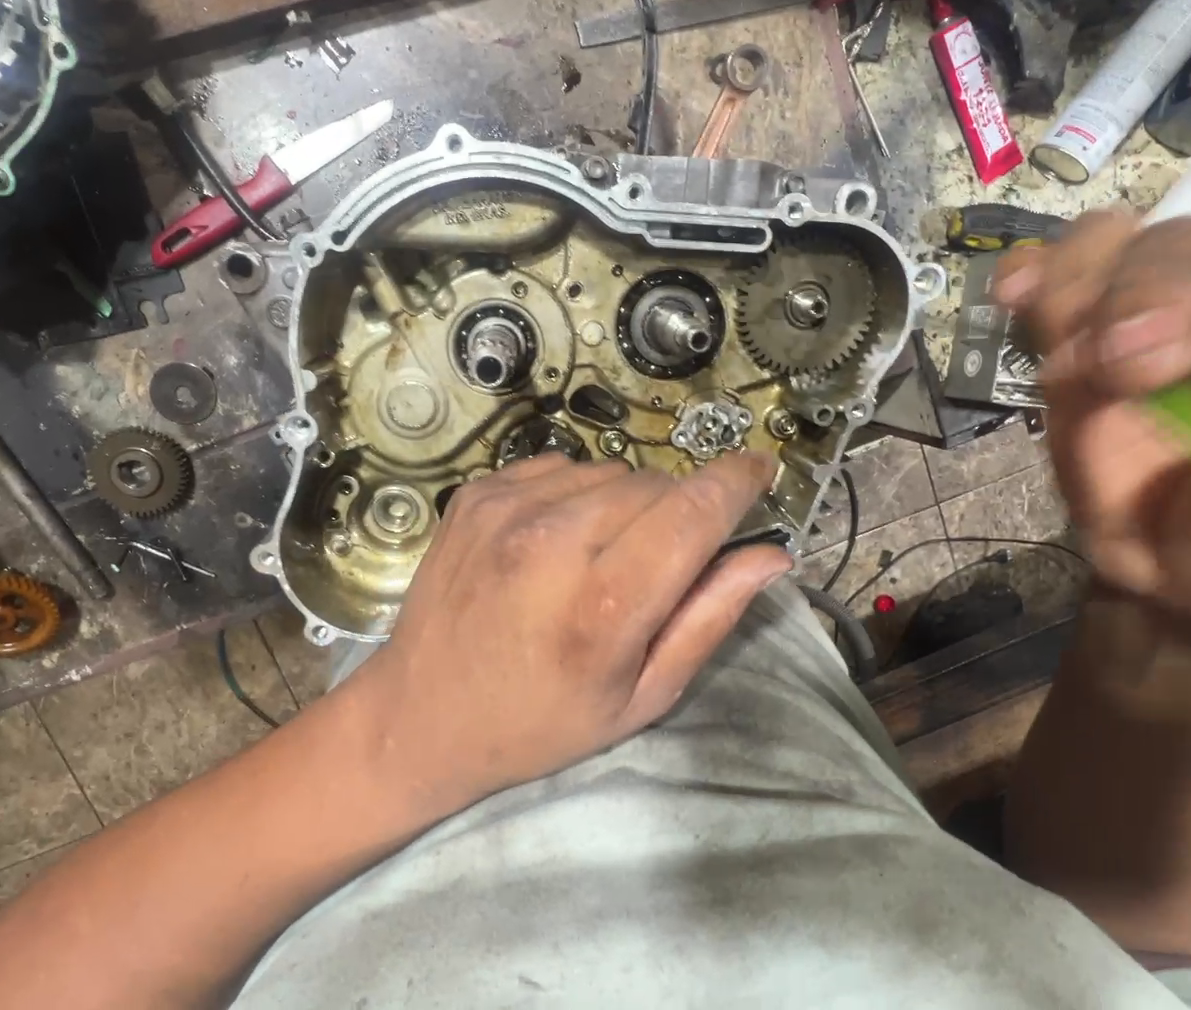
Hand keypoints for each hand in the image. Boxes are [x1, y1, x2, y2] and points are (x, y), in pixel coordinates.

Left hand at [338, 452, 791, 809]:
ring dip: (627, 503)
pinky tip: (557, 544)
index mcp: (602, 604)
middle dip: (679, 510)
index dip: (737, 482)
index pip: (693, 511)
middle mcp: (553, 540)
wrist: (419, 716)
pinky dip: (576, 496)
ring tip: (601, 557)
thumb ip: (709, 620)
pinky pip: (560, 469)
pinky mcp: (477, 494)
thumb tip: (771, 555)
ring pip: (610, 472)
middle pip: (656, 486)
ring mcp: (507, 509)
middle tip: (662, 560)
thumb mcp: (640, 697)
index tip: (761, 470)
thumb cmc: (540, 723)